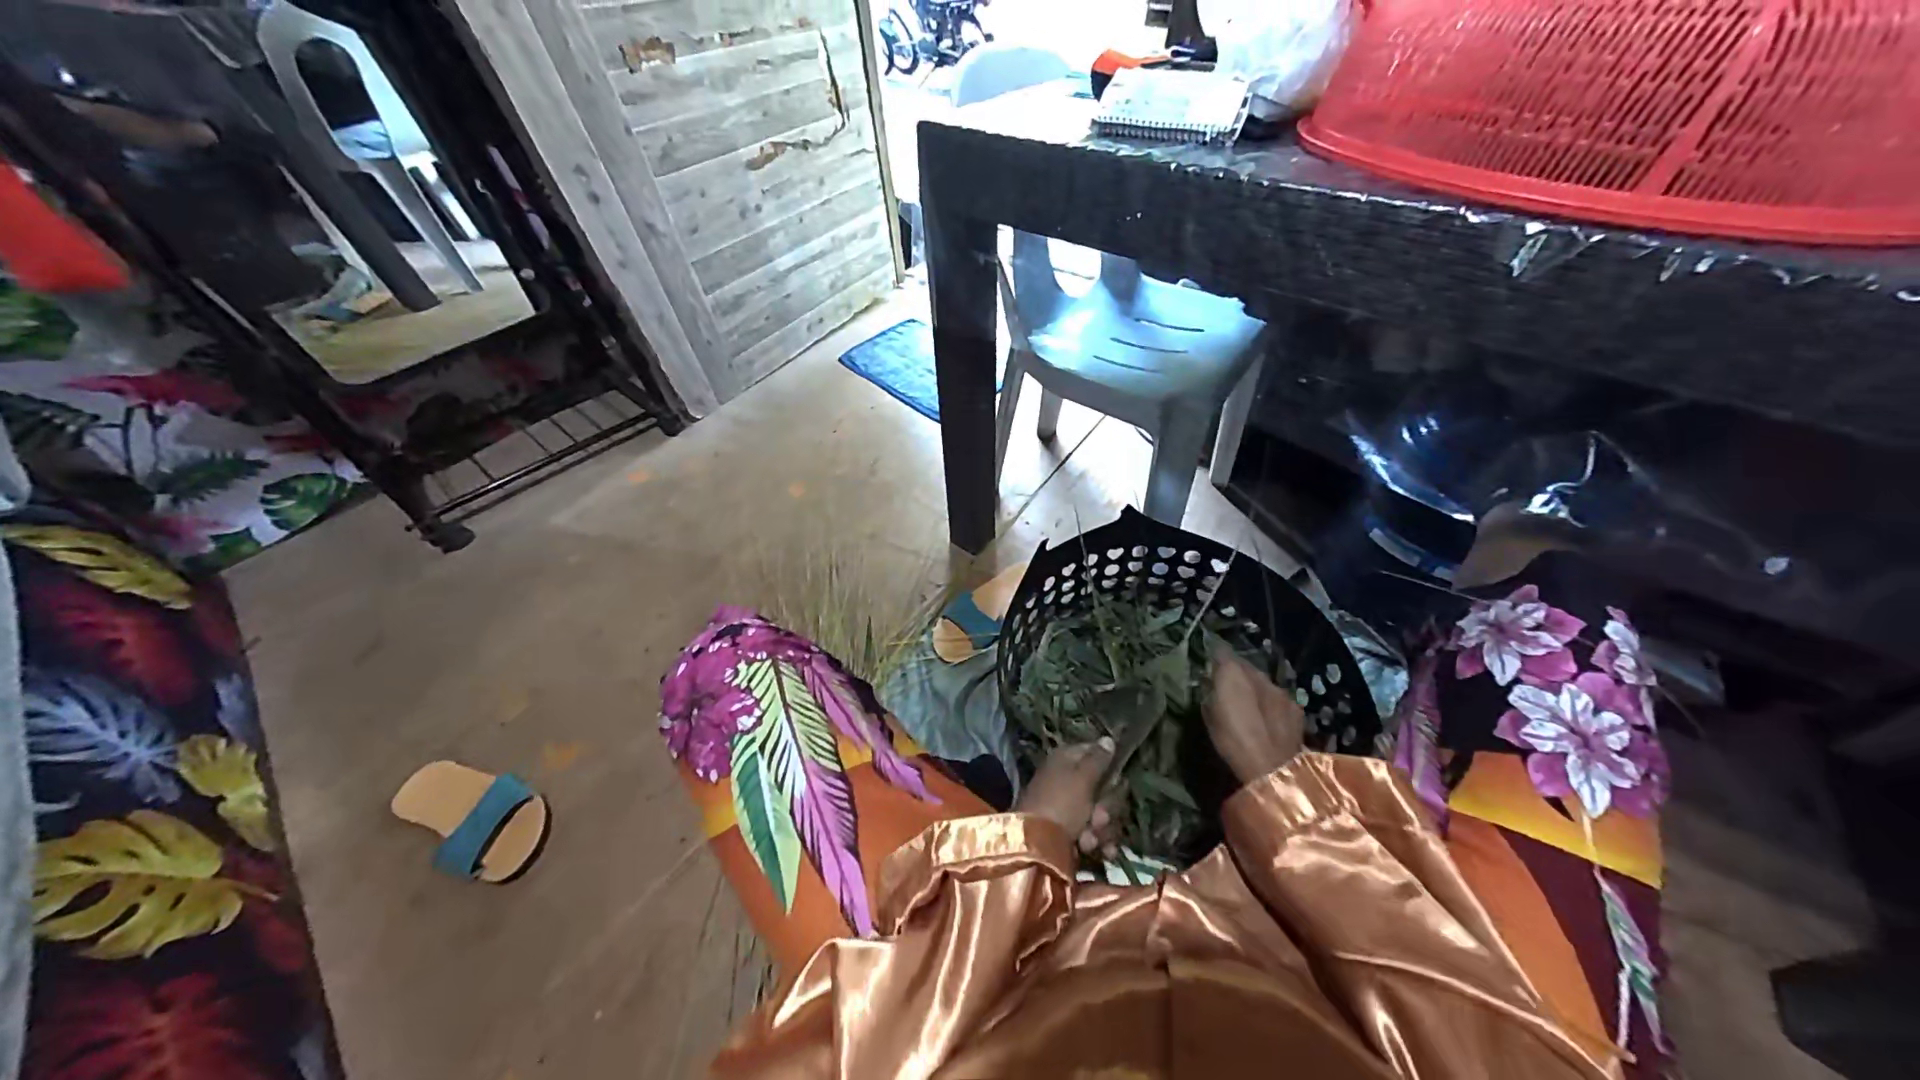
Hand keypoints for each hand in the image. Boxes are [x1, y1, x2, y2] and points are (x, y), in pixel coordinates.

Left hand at [1017, 739, 1121, 856]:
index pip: (1096, 753)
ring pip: (1103, 811)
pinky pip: (1096, 831)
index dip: (1109, 767)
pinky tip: (1094, 849)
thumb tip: (1108, 738)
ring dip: (1102, 828)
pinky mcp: (1072, 829)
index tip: (1115, 780)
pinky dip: (1097, 841)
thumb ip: (1098, 760)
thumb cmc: (1060, 804)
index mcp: (1066, 759)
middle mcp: (1068, 779)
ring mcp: (1070, 805)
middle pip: (1104, 787)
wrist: (1036, 845)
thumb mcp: (1082, 778)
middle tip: (1098, 817)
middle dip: (1106, 807)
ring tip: (1089, 838)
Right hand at [1203, 646, 1305, 784]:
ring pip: (1262, 680)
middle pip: (1244, 664)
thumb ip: (1209, 693)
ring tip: (1249, 703)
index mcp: (1232, 673)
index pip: (1220, 651)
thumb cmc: (1231, 741)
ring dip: (1254, 686)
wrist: (1272, 767)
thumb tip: (1210, 683)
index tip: (1210, 665)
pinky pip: (1278, 696)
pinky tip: (1268, 717)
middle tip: (1227, 685)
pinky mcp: (1295, 706)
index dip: (1215, 656)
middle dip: (1235, 671)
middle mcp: (1257, 675)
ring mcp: (1279, 689)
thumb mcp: (1208, 716)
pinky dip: (1271, 701)